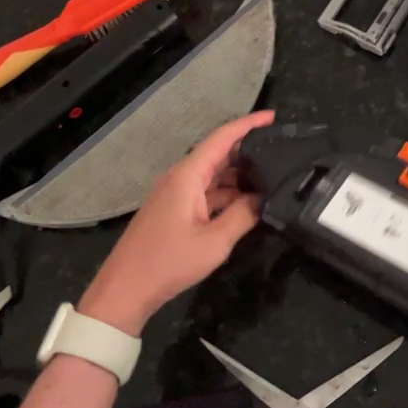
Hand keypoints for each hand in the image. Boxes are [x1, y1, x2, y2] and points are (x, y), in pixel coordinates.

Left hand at [78, 111, 275, 334]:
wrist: (126, 290)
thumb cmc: (169, 262)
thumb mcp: (215, 241)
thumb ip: (243, 215)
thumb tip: (265, 198)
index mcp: (188, 176)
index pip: (221, 138)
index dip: (248, 125)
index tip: (272, 117)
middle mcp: (181, 177)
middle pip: (218, 154)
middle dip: (248, 150)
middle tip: (282, 151)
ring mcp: (175, 194)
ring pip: (213, 175)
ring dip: (239, 176)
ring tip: (272, 177)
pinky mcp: (174, 210)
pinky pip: (205, 192)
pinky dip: (227, 193)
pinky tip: (248, 202)